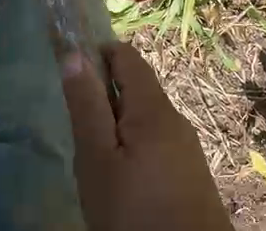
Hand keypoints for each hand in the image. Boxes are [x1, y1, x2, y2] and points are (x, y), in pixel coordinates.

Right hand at [62, 42, 229, 230]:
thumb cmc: (135, 213)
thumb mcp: (97, 160)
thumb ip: (86, 105)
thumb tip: (73, 52)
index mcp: (154, 108)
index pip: (126, 55)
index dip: (96, 55)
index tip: (72, 80)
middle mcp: (177, 120)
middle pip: (135, 89)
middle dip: (104, 102)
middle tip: (83, 137)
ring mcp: (189, 150)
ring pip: (145, 121)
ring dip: (119, 131)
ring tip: (100, 166)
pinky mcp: (193, 178)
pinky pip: (158, 147)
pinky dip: (136, 153)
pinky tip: (125, 186)